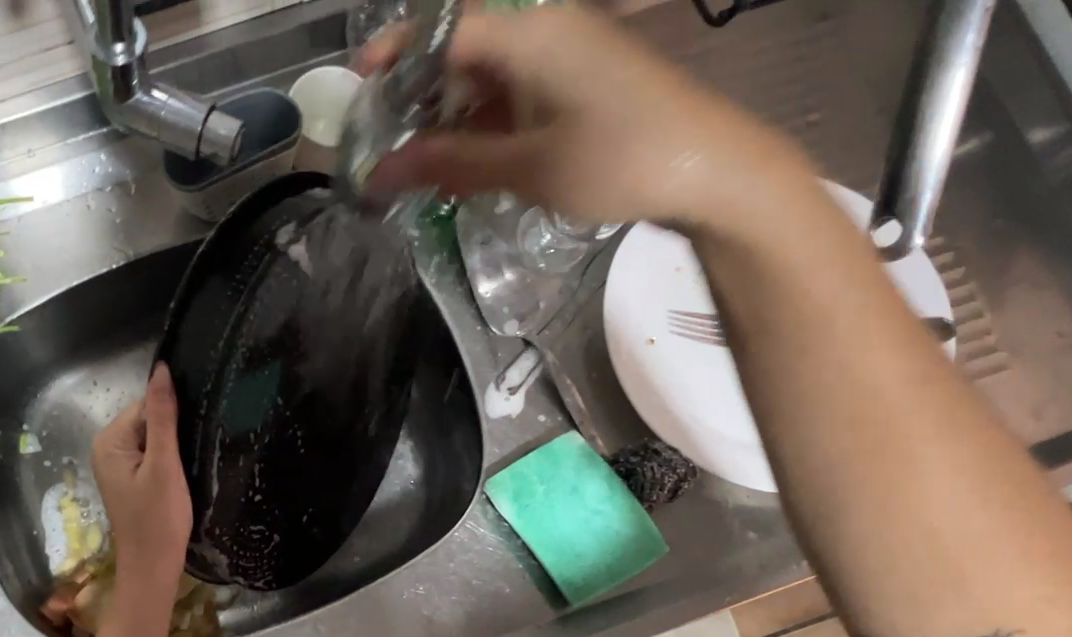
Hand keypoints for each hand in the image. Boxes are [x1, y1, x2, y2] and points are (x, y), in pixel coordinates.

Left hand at [92, 364, 191, 599]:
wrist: (153, 569)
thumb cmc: (159, 519)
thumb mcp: (164, 464)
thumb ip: (162, 416)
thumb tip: (161, 370)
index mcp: (108, 441)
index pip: (146, 406)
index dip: (173, 418)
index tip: (197, 432)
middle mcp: (106, 448)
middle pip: (148, 420)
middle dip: (173, 433)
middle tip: (197, 452)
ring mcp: (116, 466)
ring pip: (153, 439)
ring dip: (173, 449)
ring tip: (190, 466)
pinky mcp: (129, 480)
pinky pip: (151, 457)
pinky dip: (168, 463)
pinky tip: (181, 477)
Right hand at [361, 5, 810, 232]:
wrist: (713, 170)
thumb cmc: (620, 160)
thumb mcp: (527, 167)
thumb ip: (450, 163)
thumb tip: (381, 173)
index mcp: (532, 33)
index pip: (445, 28)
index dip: (396, 54)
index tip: (358, 86)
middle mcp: (545, 31)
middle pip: (461, 49)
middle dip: (417, 95)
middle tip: (385, 143)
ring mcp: (564, 56)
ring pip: (485, 76)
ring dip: (448, 118)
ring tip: (418, 165)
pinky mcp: (577, 82)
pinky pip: (513, 94)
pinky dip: (482, 125)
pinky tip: (464, 164)